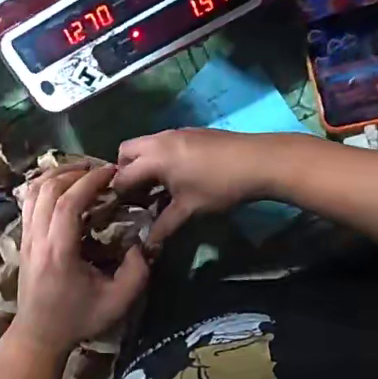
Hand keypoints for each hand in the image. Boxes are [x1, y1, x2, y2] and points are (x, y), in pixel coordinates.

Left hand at [9, 165, 150, 361]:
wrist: (39, 334)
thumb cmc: (79, 318)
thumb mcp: (117, 302)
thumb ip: (136, 272)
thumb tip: (143, 243)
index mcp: (58, 252)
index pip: (67, 203)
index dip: (89, 181)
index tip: (111, 172)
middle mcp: (37, 239)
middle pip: (48, 189)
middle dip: (75, 171)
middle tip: (101, 169)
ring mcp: (26, 237)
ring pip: (34, 191)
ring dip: (58, 174)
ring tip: (83, 171)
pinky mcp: (23, 238)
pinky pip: (29, 200)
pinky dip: (45, 184)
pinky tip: (64, 184)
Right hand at [115, 129, 293, 244]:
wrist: (259, 161)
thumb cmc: (219, 186)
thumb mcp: (190, 209)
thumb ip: (165, 226)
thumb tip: (148, 246)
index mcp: (153, 158)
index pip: (122, 175)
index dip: (118, 193)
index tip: (122, 209)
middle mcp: (159, 140)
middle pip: (126, 150)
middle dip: (124, 170)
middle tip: (136, 192)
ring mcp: (176, 132)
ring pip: (146, 144)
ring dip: (143, 162)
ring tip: (156, 186)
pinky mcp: (191, 132)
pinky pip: (163, 142)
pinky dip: (159, 156)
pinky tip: (178, 175)